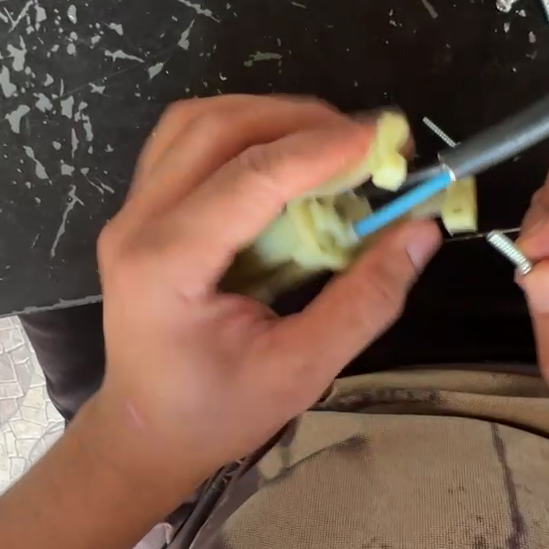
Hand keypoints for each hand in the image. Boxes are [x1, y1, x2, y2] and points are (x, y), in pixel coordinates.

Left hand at [83, 96, 442, 498]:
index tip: (383, 139)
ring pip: (193, 124)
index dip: (320, 149)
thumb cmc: (215, 412)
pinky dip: (238, 133)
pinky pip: (183, 144)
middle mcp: (136, 226)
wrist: (146, 432)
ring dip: (265, 116)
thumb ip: (363, 301)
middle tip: (362, 139)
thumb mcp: (300, 371)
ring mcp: (129, 215)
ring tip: (326, 141)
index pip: (248, 177)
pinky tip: (280, 157)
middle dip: (296, 119)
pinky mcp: (138, 215)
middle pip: (214, 129)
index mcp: (166, 265)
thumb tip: (419, 231)